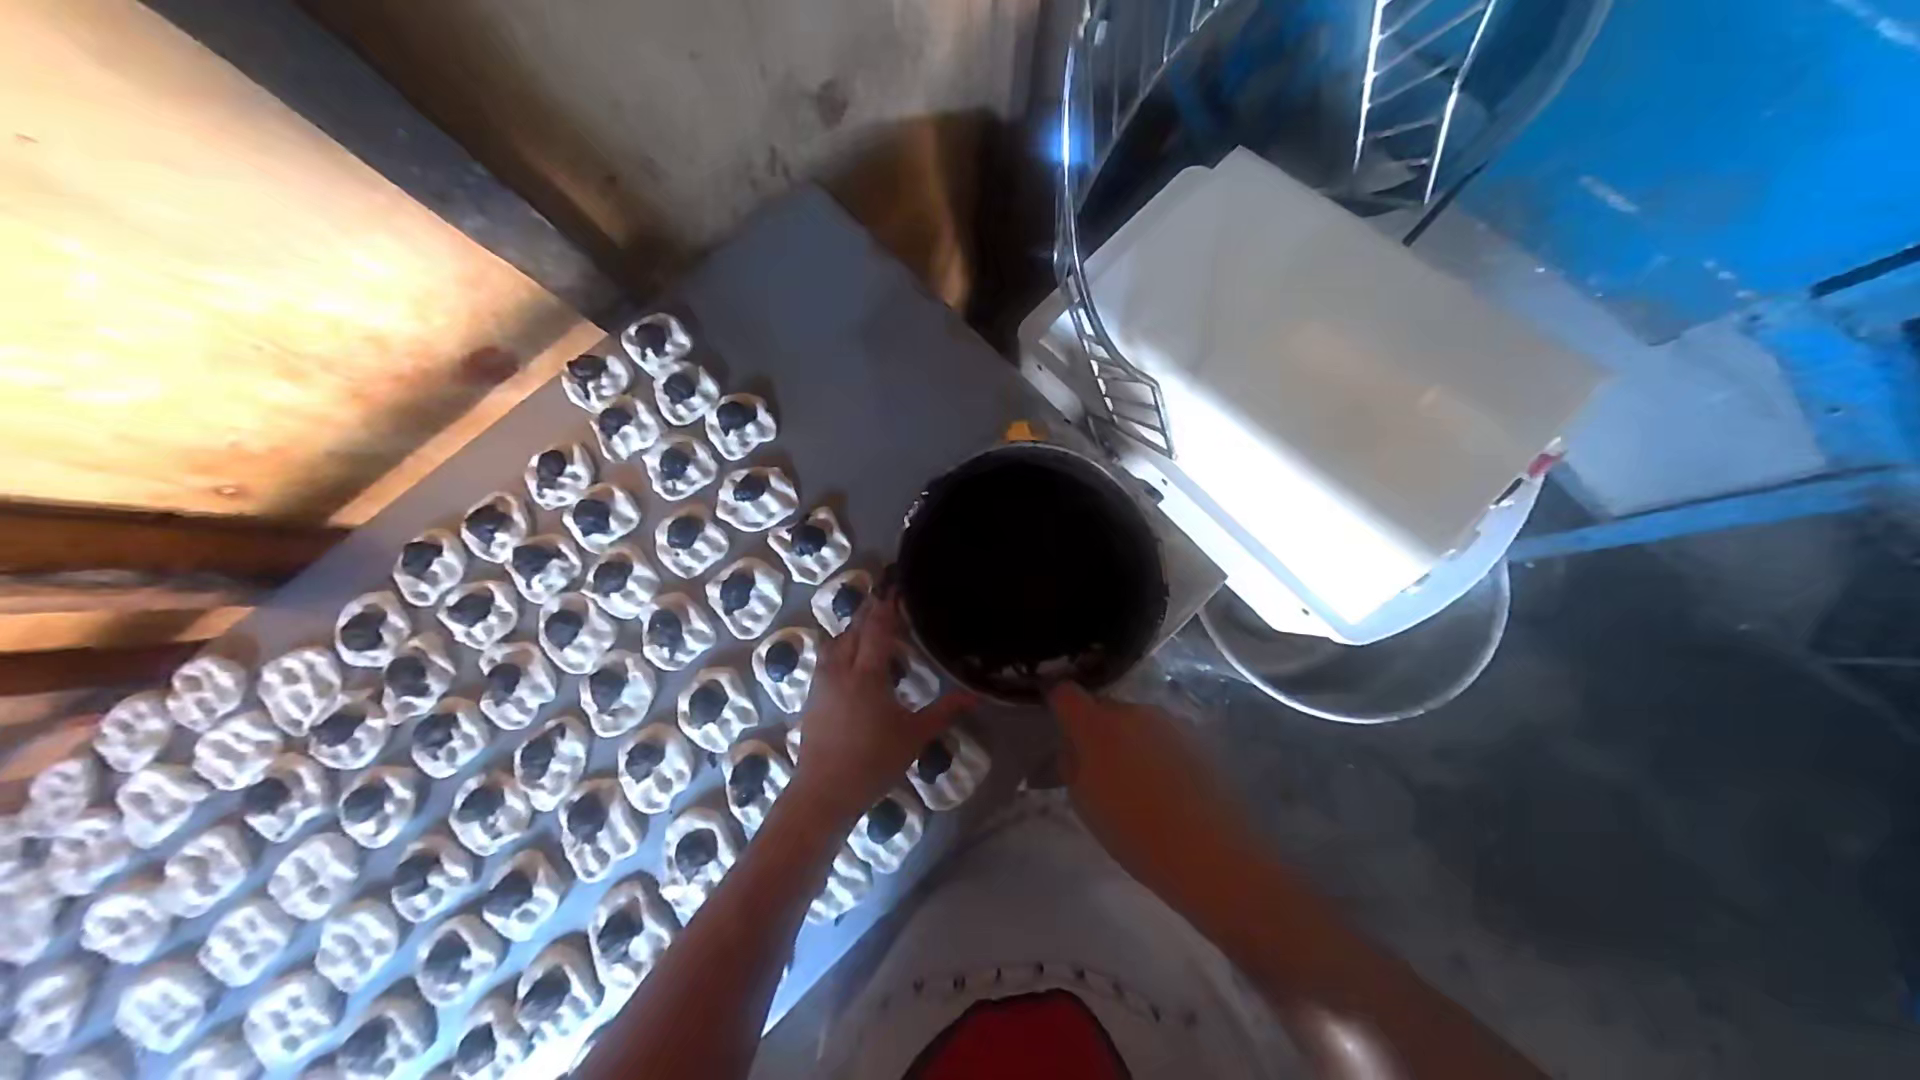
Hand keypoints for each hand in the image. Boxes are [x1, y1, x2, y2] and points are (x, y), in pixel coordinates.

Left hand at [788, 594, 972, 827]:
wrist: (823, 792)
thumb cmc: (873, 762)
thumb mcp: (915, 736)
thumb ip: (944, 712)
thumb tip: (975, 696)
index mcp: (867, 674)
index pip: (878, 628)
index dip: (888, 605)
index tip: (898, 587)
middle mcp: (840, 669)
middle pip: (855, 629)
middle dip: (871, 610)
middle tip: (888, 597)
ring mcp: (822, 682)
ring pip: (836, 642)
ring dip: (854, 628)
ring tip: (872, 626)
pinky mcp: (812, 695)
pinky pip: (827, 658)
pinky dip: (841, 647)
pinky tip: (853, 658)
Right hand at [1047, 682, 1261, 911]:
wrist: (1213, 853)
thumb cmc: (1135, 833)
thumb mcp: (1084, 804)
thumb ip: (1072, 765)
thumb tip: (1074, 747)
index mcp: (1097, 725)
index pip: (1065, 693)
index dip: (1059, 708)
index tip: (1062, 732)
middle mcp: (1134, 711)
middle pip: (1104, 708)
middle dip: (1098, 731)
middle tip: (1102, 771)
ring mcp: (1170, 721)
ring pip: (1137, 723)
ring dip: (1131, 742)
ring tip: (1141, 786)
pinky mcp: (1199, 737)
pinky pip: (1165, 736)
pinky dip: (1160, 753)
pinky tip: (1170, 789)